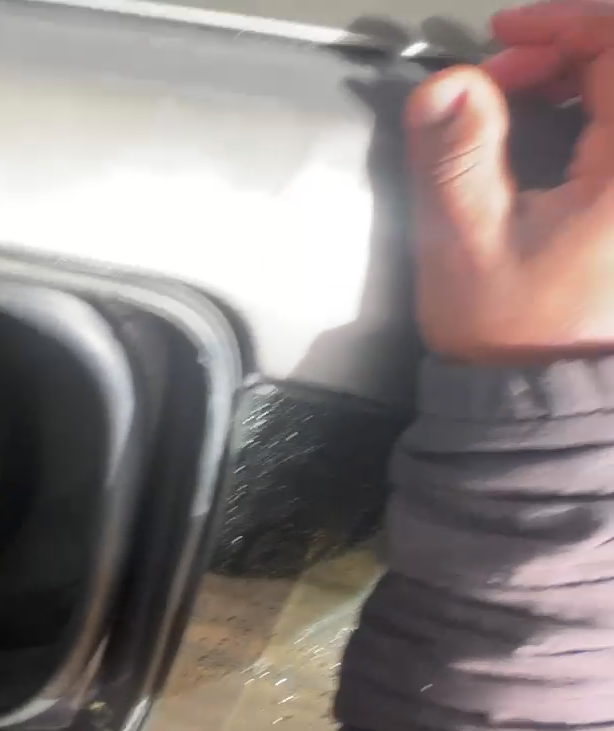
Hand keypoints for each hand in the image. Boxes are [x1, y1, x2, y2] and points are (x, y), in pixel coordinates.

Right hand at [406, 1, 613, 362]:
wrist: (550, 383)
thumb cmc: (506, 319)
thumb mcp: (464, 244)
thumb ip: (458, 160)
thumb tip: (443, 83)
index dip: (568, 21)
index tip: (495, 32)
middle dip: (572, 45)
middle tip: (490, 82)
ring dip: (586, 70)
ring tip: (514, 98)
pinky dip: (599, 100)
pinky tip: (555, 119)